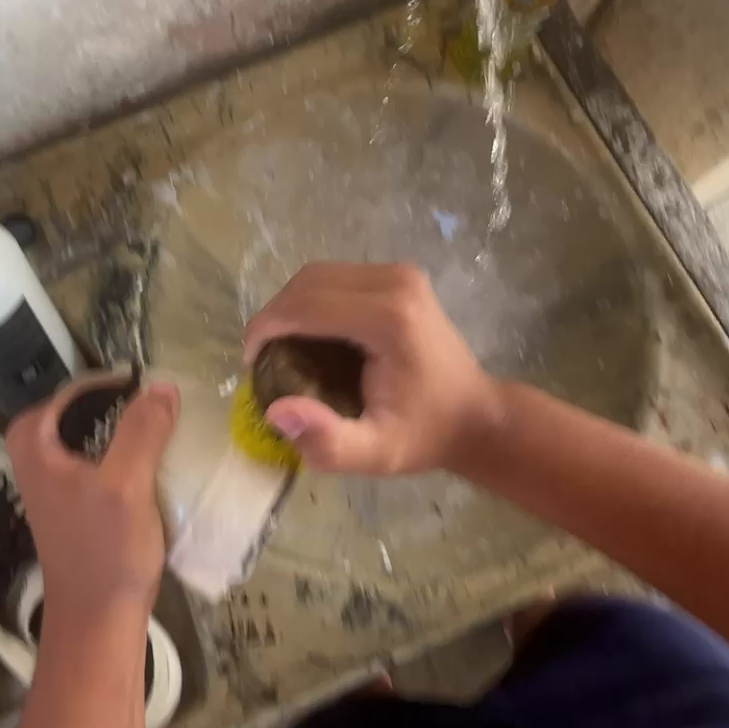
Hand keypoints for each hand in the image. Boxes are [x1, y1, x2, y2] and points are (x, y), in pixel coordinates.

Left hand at [5, 371, 180, 619]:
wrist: (97, 621)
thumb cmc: (105, 550)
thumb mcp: (127, 483)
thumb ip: (142, 430)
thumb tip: (162, 384)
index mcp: (35, 447)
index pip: (71, 391)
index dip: (107, 383)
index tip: (145, 385)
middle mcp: (35, 461)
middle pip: (76, 411)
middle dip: (113, 403)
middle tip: (150, 403)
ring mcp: (53, 486)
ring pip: (86, 435)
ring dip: (119, 428)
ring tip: (157, 427)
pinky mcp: (74, 506)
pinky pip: (96, 460)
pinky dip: (120, 453)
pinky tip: (150, 463)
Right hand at [243, 262, 500, 475]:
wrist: (477, 416)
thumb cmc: (425, 436)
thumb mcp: (376, 454)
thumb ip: (327, 442)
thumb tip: (276, 410)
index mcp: (389, 318)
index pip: (306, 305)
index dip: (267, 328)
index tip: (251, 363)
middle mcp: (395, 282)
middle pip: (309, 282)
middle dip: (275, 315)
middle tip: (262, 357)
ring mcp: (399, 273)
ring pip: (319, 274)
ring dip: (291, 306)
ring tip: (280, 346)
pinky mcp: (399, 275)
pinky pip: (337, 277)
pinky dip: (312, 301)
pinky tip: (308, 333)